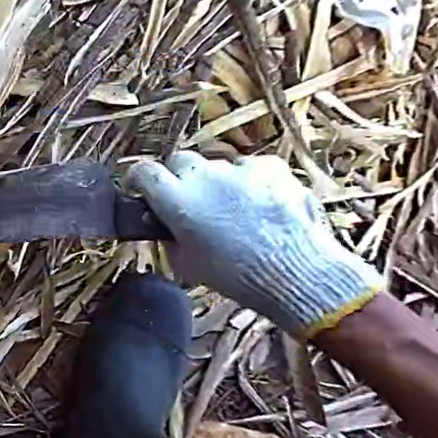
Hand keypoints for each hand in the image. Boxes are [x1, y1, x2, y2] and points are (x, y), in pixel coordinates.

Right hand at [127, 153, 381, 337]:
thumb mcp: (186, 263)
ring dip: (216, 182)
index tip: (141, 189)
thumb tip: (166, 225)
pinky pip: (250, 168)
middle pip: (179, 161)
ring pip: (217, 166)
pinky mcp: (270, 167)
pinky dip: (249, 182)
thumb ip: (169, 236)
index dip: (138, 179)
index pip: (144, 171)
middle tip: (188, 201)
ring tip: (232, 210)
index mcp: (176, 200)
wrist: (299, 274)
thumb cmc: (236, 276)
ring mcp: (239, 169)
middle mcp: (204, 176)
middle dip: (178, 176)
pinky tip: (259, 205)